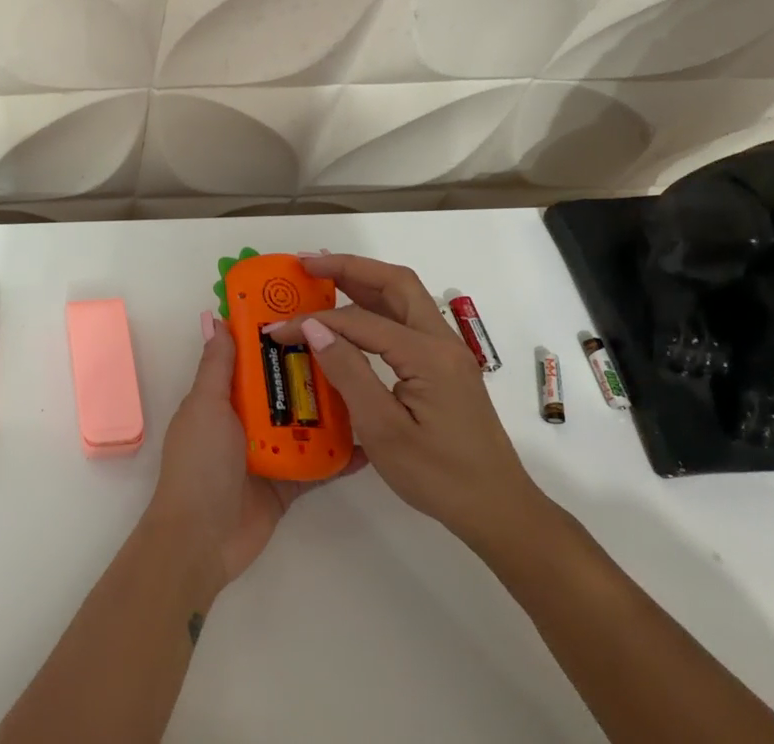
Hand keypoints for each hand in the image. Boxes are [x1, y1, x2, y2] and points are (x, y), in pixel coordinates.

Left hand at [147, 311, 365, 587]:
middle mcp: (244, 421)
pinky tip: (375, 442)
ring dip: (334, 412)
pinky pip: (319, 465)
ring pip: (306, 424)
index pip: (249, 359)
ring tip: (372, 387)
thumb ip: (216, 366)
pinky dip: (342, 456)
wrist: (202, 538)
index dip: (273, 337)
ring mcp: (268, 453)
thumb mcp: (205, 406)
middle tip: (355, 348)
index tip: (308, 311)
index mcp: (220, 398)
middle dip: (312, 372)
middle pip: (284, 390)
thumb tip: (214, 318)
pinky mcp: (288, 485)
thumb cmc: (200, 464)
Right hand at [268, 254, 550, 546]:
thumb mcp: (382, 429)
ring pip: (405, 297)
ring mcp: (447, 354)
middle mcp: (442, 343)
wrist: (496, 508)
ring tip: (322, 279)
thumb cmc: (437, 475)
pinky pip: (407, 321)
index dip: (313, 320)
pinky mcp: (445, 368)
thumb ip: (348, 372)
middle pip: (395, 283)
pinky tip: (351, 318)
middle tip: (305, 266)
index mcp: (427, 356)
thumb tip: (313, 327)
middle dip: (349, 267)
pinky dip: (376, 306)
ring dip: (364, 282)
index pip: (359, 321)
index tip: (277, 329)